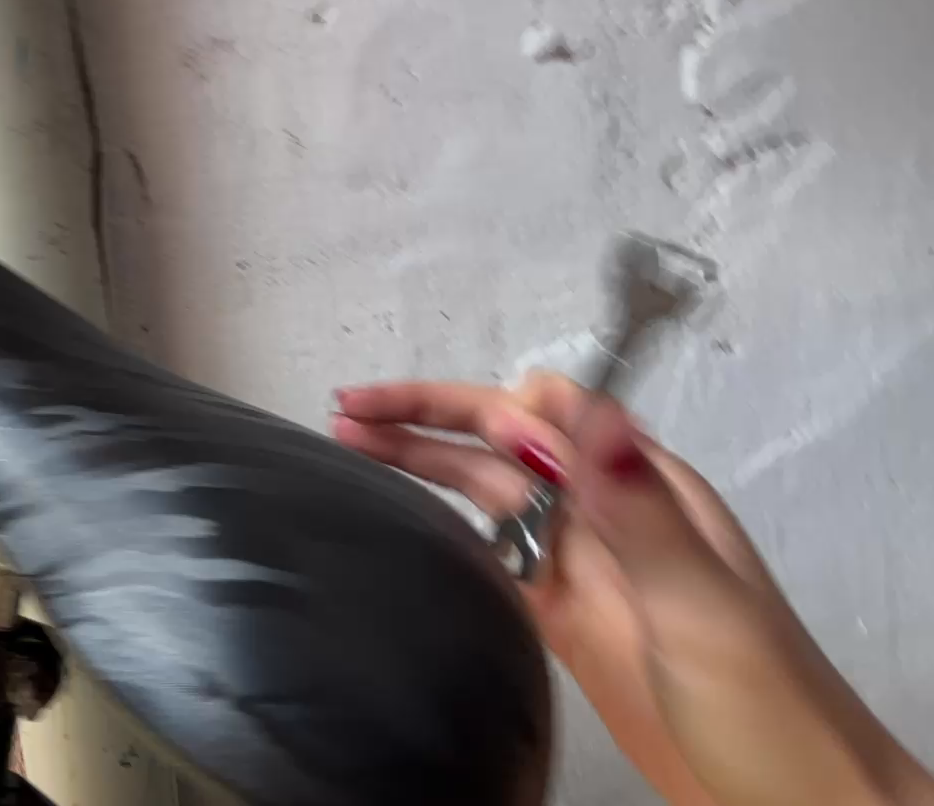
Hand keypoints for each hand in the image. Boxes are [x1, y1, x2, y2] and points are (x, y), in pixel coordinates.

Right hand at [332, 374, 932, 805]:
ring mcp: (567, 553)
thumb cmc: (762, 707)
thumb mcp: (701, 604)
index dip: (466, 401)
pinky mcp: (546, 599)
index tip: (400, 409)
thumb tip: (584, 412)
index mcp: (637, 488)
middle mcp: (594, 507)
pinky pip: (477, 537)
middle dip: (418, 415)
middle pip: (493, 439)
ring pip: (476, 481)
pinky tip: (391, 506)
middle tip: (346, 407)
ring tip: (345, 439)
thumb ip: (634, 506)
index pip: (538, 413)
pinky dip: (431, 512)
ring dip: (413, 454)